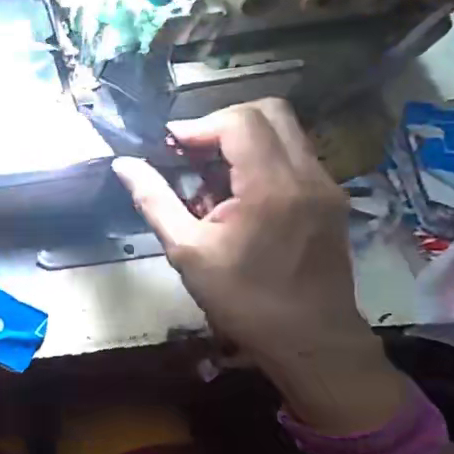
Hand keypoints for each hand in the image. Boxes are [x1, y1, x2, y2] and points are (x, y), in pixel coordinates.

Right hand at [113, 99, 391, 415]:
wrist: (312, 341)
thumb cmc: (244, 301)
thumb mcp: (188, 252)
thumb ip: (154, 200)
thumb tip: (123, 165)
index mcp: (271, 187)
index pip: (240, 122)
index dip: (199, 125)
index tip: (170, 148)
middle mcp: (306, 175)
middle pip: (269, 111)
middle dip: (222, 122)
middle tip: (191, 152)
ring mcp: (325, 185)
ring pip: (285, 131)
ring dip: (243, 140)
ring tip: (211, 174)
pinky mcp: (330, 198)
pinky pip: (294, 155)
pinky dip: (262, 158)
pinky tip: (238, 193)